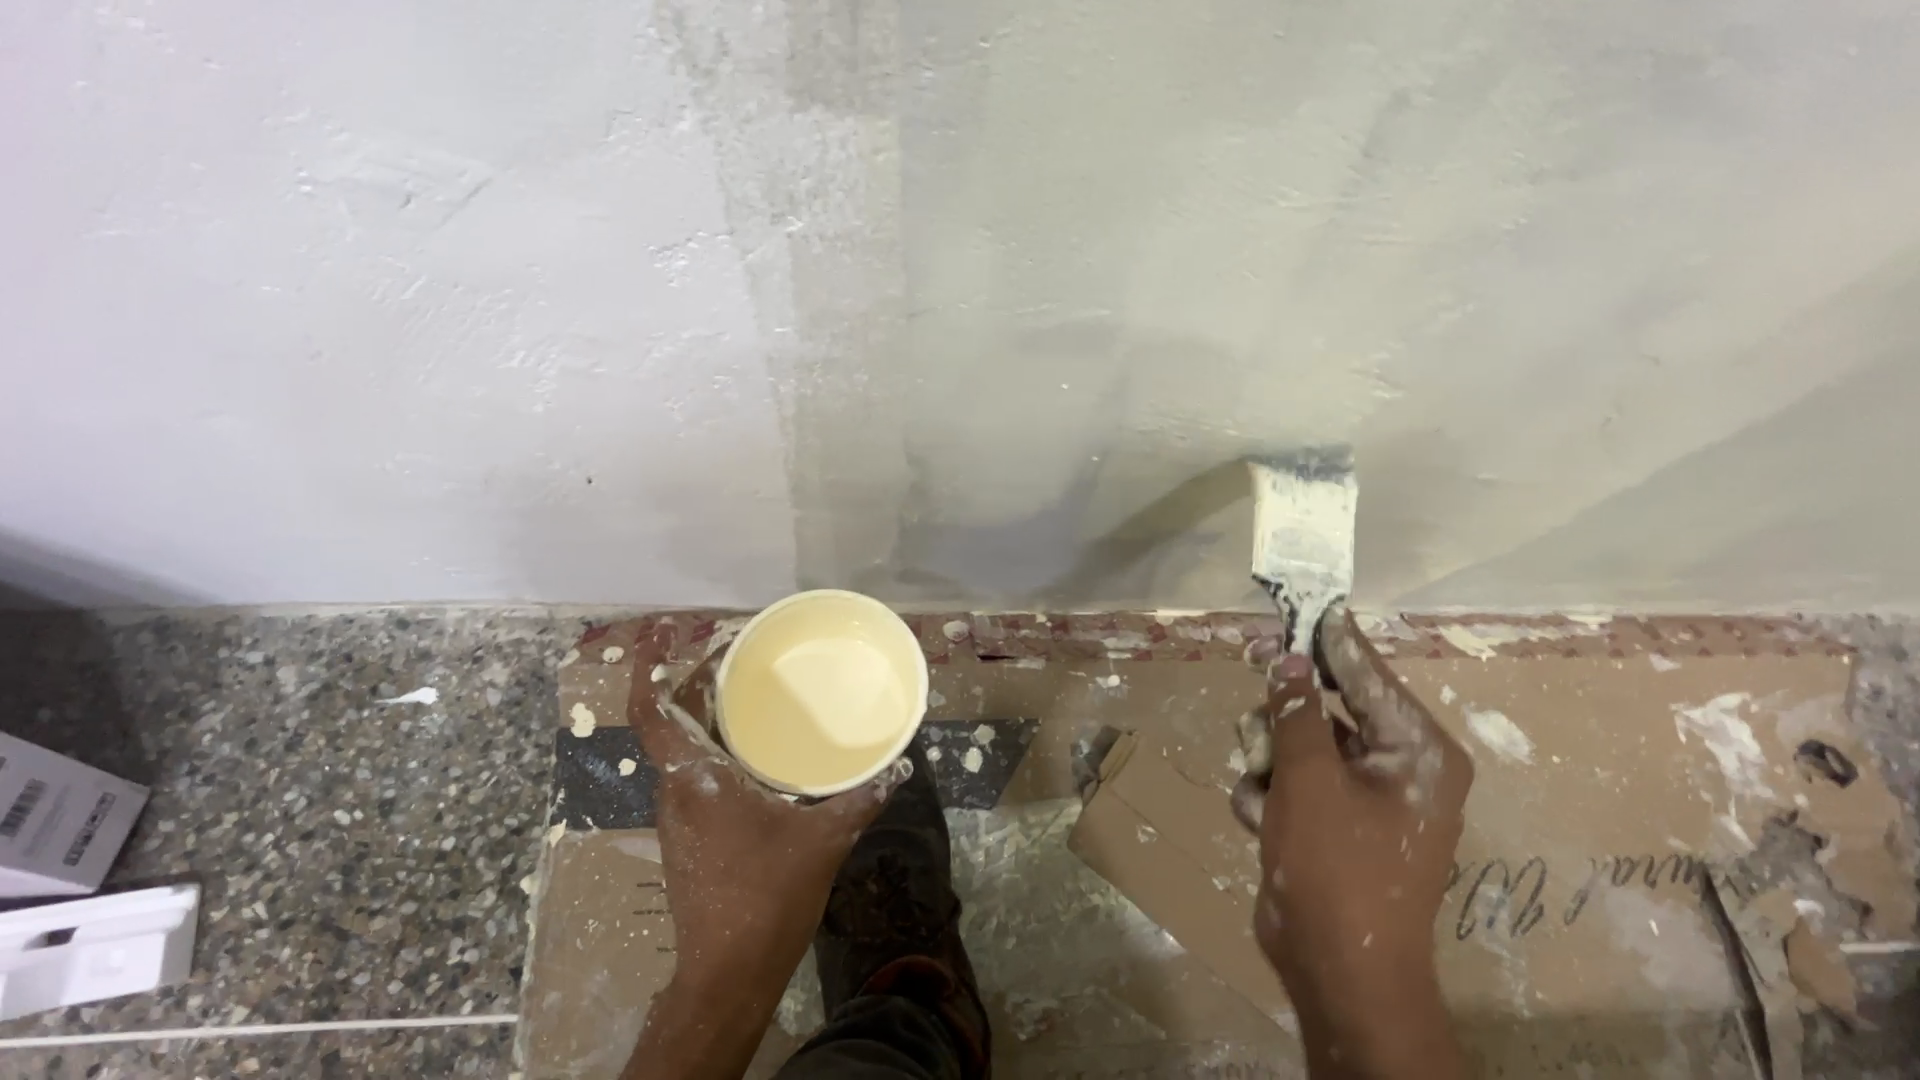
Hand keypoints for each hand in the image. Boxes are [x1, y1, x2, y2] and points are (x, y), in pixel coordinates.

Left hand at [623, 623, 913, 1079]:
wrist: (728, 972)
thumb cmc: (768, 897)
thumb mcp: (824, 840)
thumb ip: (862, 799)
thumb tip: (900, 768)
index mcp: (696, 780)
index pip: (652, 712)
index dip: (648, 667)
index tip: (662, 631)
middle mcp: (676, 792)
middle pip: (670, 722)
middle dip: (691, 682)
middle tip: (730, 651)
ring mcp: (678, 818)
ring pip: (682, 751)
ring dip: (704, 717)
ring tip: (743, 692)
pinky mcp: (689, 839)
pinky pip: (694, 776)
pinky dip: (715, 750)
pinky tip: (753, 755)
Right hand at [1231, 607, 1472, 1077]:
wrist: (1336, 967)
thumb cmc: (1337, 865)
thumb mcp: (1310, 778)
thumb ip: (1296, 712)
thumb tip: (1288, 661)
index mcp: (1417, 751)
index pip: (1369, 676)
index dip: (1332, 641)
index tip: (1309, 605)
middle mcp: (1396, 768)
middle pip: (1326, 708)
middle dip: (1284, 717)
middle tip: (1254, 698)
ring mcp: (1361, 799)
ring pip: (1297, 744)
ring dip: (1268, 763)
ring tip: (1262, 789)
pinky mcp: (1329, 823)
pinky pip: (1289, 783)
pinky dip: (1269, 798)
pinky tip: (1264, 824)